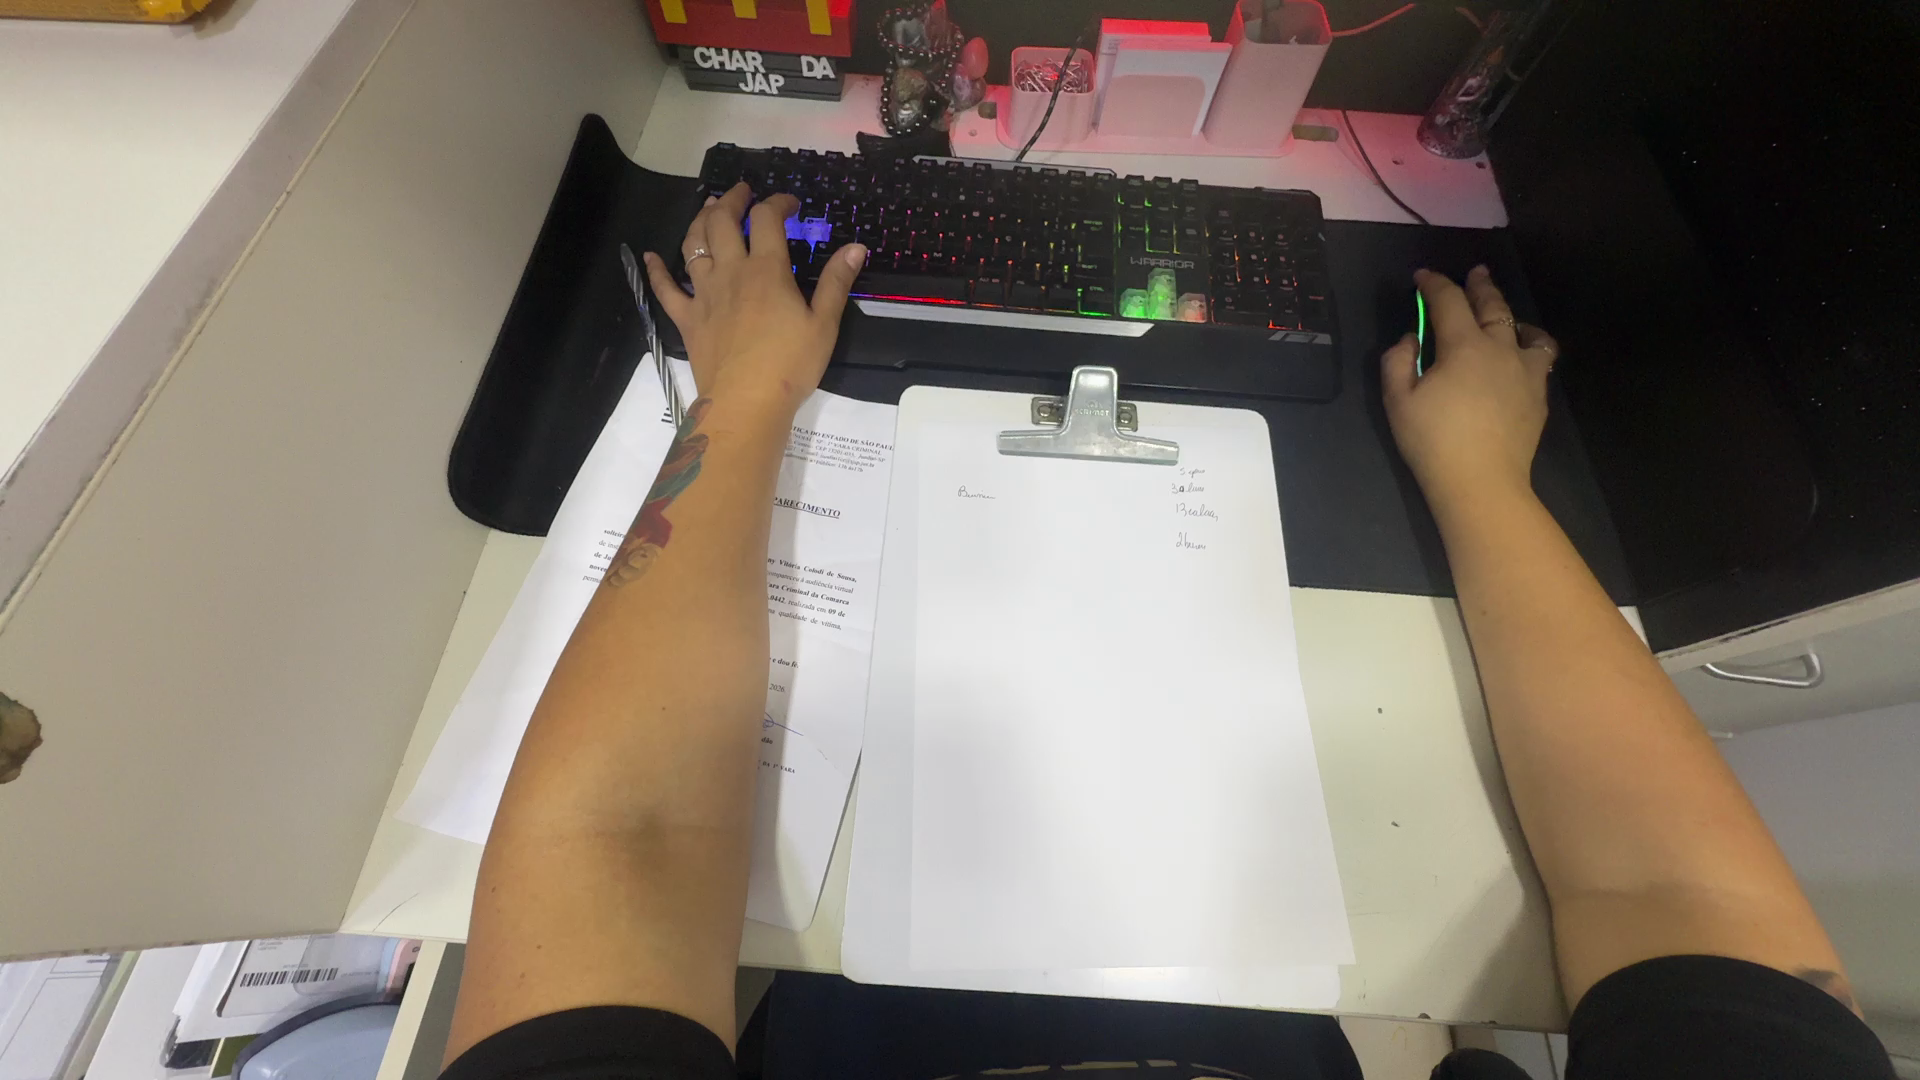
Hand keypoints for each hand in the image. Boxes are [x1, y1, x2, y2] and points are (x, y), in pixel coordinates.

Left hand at [643, 183, 866, 422]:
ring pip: (693, 244)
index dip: (777, 203)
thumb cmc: (791, 365)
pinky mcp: (687, 319)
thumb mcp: (824, 324)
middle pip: (722, 221)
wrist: (747, 402)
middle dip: (731, 199)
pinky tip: (650, 257)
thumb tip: (855, 247)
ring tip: (708, 209)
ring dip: (699, 220)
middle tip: (740, 193)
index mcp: (767, 271)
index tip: (790, 203)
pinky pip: (666, 289)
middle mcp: (731, 272)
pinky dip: (657, 270)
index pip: (767, 220)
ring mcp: (704, 294)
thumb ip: (836, 283)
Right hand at [1381, 266, 1558, 510]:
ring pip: (1525, 328)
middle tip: (1475, 273)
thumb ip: (1397, 363)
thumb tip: (1409, 339)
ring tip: (1504, 315)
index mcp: (1462, 347)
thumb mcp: (1397, 401)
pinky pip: (1539, 356)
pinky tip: (1520, 354)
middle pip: (1492, 306)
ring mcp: (1525, 369)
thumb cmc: (1431, 440)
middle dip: (1479, 286)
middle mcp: (1499, 348)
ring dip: (1510, 314)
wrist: (1479, 478)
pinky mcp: (1537, 391)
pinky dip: (1529, 344)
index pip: (1448, 303)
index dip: (1434, 285)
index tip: (1422, 276)